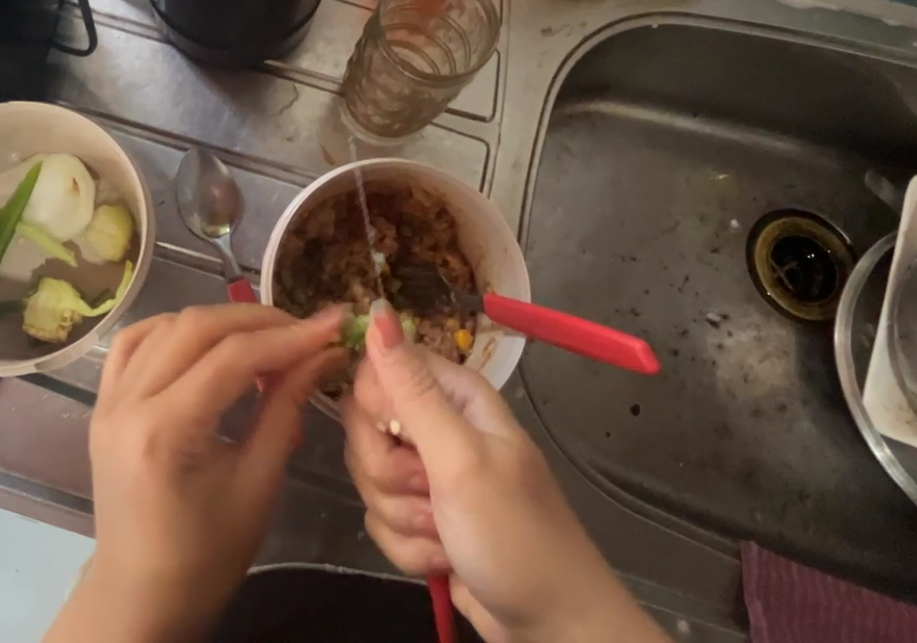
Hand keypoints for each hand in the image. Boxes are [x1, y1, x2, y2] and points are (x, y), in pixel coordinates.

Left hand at [46, 303, 346, 642]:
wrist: (141, 595)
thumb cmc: (206, 555)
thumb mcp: (259, 483)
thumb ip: (287, 406)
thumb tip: (326, 352)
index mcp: (164, 433)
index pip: (231, 358)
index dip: (288, 336)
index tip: (332, 326)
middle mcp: (127, 404)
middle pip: (196, 327)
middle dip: (258, 320)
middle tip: (304, 330)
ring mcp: (108, 399)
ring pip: (166, 325)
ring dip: (220, 321)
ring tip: (265, 337)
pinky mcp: (104, 401)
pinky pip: (135, 341)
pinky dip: (175, 328)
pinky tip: (207, 340)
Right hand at [343, 300, 666, 642]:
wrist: (551, 627)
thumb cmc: (514, 534)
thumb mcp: (461, 456)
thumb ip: (411, 388)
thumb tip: (378, 306)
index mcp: (453, 394)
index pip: (377, 370)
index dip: (375, 407)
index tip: (397, 436)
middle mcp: (438, 424)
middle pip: (365, 427)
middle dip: (388, 473)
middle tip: (430, 491)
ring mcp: (427, 473)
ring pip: (369, 477)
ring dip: (402, 516)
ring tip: (446, 531)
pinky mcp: (419, 516)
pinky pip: (378, 519)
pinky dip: (408, 546)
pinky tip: (444, 557)